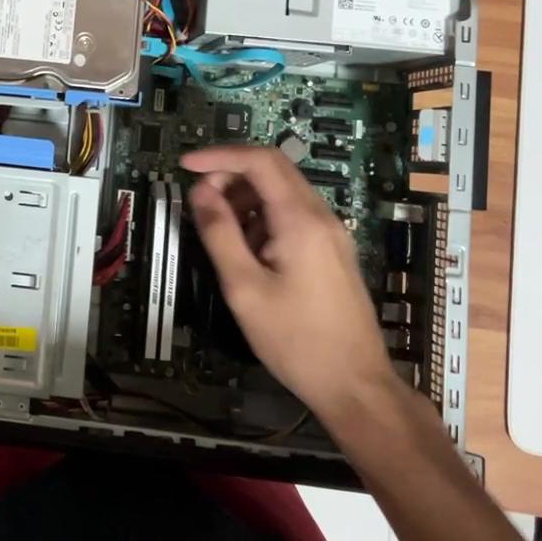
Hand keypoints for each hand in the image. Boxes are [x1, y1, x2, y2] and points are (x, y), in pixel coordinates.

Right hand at [180, 145, 396, 415]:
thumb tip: (201, 192)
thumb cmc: (295, 340)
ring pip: (282, 193)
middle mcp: (321, 217)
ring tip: (217, 231)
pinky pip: (293, 216)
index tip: (186, 164)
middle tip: (198, 200)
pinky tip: (245, 250)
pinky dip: (262, 217)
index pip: (260, 161)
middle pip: (273, 170)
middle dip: (230, 175)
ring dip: (245, 198)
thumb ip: (219, 233)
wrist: (355, 385)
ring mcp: (330, 234)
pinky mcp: (331, 251)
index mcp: (301, 220)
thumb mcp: (244, 288)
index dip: (220, 155)